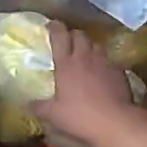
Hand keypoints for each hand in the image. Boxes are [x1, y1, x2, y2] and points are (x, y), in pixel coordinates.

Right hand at [34, 21, 144, 146]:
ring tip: (85, 55)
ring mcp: (104, 61)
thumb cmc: (80, 116)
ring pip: (96, 44)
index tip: (51, 25)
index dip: (55, 27)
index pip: (59, 35)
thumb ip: (40, 107)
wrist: (115, 121)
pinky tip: (102, 71)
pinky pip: (109, 59)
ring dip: (89, 46)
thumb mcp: (54, 115)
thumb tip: (27, 104)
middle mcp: (85, 56)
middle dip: (73, 35)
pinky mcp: (119, 70)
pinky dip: (103, 61)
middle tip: (68, 42)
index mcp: (66, 63)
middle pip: (79, 34)